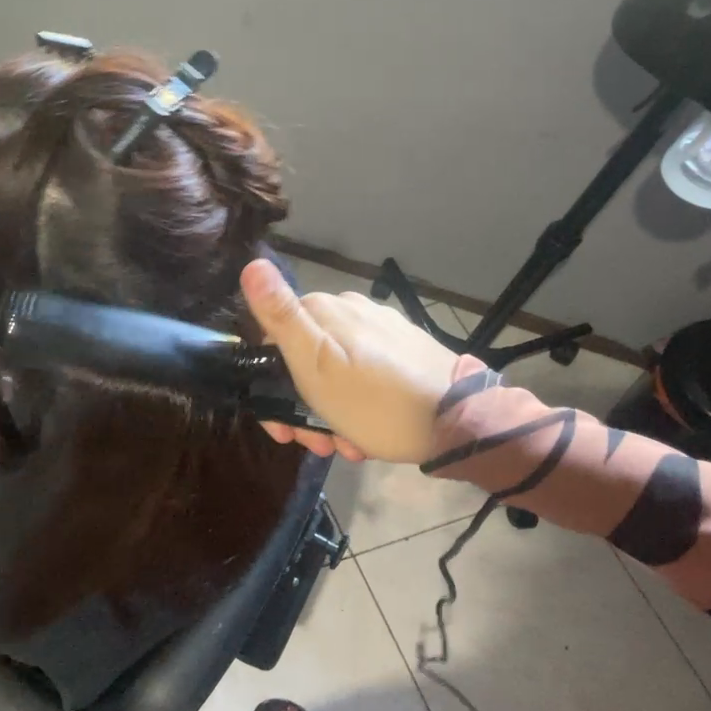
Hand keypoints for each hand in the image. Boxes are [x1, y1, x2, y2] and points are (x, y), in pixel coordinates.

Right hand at [241, 259, 458, 463]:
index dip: (268, 386)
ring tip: (343, 446)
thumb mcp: (315, 364)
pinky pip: (364, 376)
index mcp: (322, 309)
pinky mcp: (405, 350)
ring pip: (333, 371)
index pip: (272, 340)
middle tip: (315, 444)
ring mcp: (380, 329)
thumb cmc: (374, 401)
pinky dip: (356, 404)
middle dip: (300, 406)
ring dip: (327, 412)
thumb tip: (251, 264)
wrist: (458, 423)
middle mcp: (350, 310)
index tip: (281, 426)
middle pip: (303, 359)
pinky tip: (365, 432)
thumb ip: (280, 316)